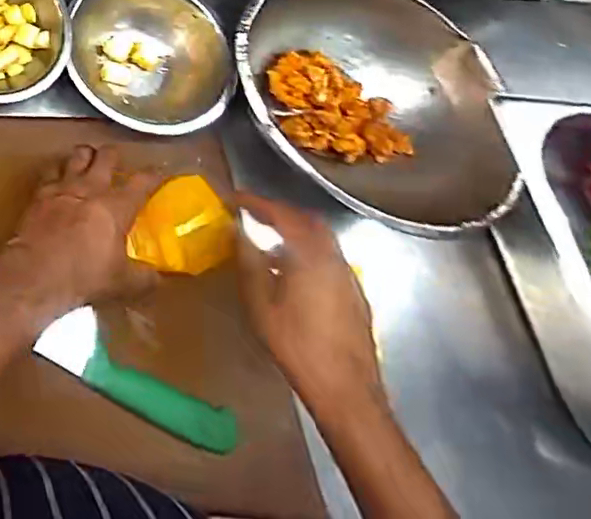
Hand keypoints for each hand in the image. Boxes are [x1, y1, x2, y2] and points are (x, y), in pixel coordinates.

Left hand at [0, 145, 163, 324]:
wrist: (36, 272)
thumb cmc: (84, 275)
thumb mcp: (122, 283)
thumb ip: (144, 277)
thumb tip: (156, 277)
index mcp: (116, 206)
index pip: (141, 182)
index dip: (153, 174)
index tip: (159, 171)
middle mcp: (91, 188)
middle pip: (106, 156)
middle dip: (114, 156)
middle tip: (116, 161)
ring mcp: (63, 186)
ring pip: (77, 155)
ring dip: (85, 155)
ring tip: (88, 160)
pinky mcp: (40, 192)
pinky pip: (51, 170)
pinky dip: (58, 170)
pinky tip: (58, 177)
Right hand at [237, 193, 382, 408]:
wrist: (346, 391)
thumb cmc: (296, 345)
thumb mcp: (260, 302)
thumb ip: (249, 260)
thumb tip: (237, 230)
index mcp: (310, 253)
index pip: (281, 214)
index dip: (256, 202)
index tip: (234, 199)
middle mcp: (334, 258)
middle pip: (307, 220)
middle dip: (280, 213)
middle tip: (254, 215)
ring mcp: (349, 277)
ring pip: (321, 240)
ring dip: (294, 234)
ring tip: (268, 245)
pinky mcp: (355, 295)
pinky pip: (328, 259)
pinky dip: (307, 253)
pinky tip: (292, 275)